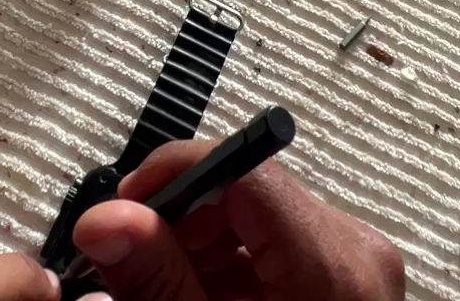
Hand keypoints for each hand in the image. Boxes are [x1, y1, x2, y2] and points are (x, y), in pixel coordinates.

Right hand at [71, 141, 403, 300]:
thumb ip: (158, 283)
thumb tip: (105, 219)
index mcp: (335, 263)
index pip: (246, 170)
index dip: (178, 173)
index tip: (124, 205)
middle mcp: (355, 248)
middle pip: (248, 192)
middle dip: (181, 220)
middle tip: (131, 260)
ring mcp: (354, 261)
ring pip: (255, 217)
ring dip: (199, 246)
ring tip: (166, 290)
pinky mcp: (344, 277)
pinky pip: (274, 246)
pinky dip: (229, 267)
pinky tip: (203, 298)